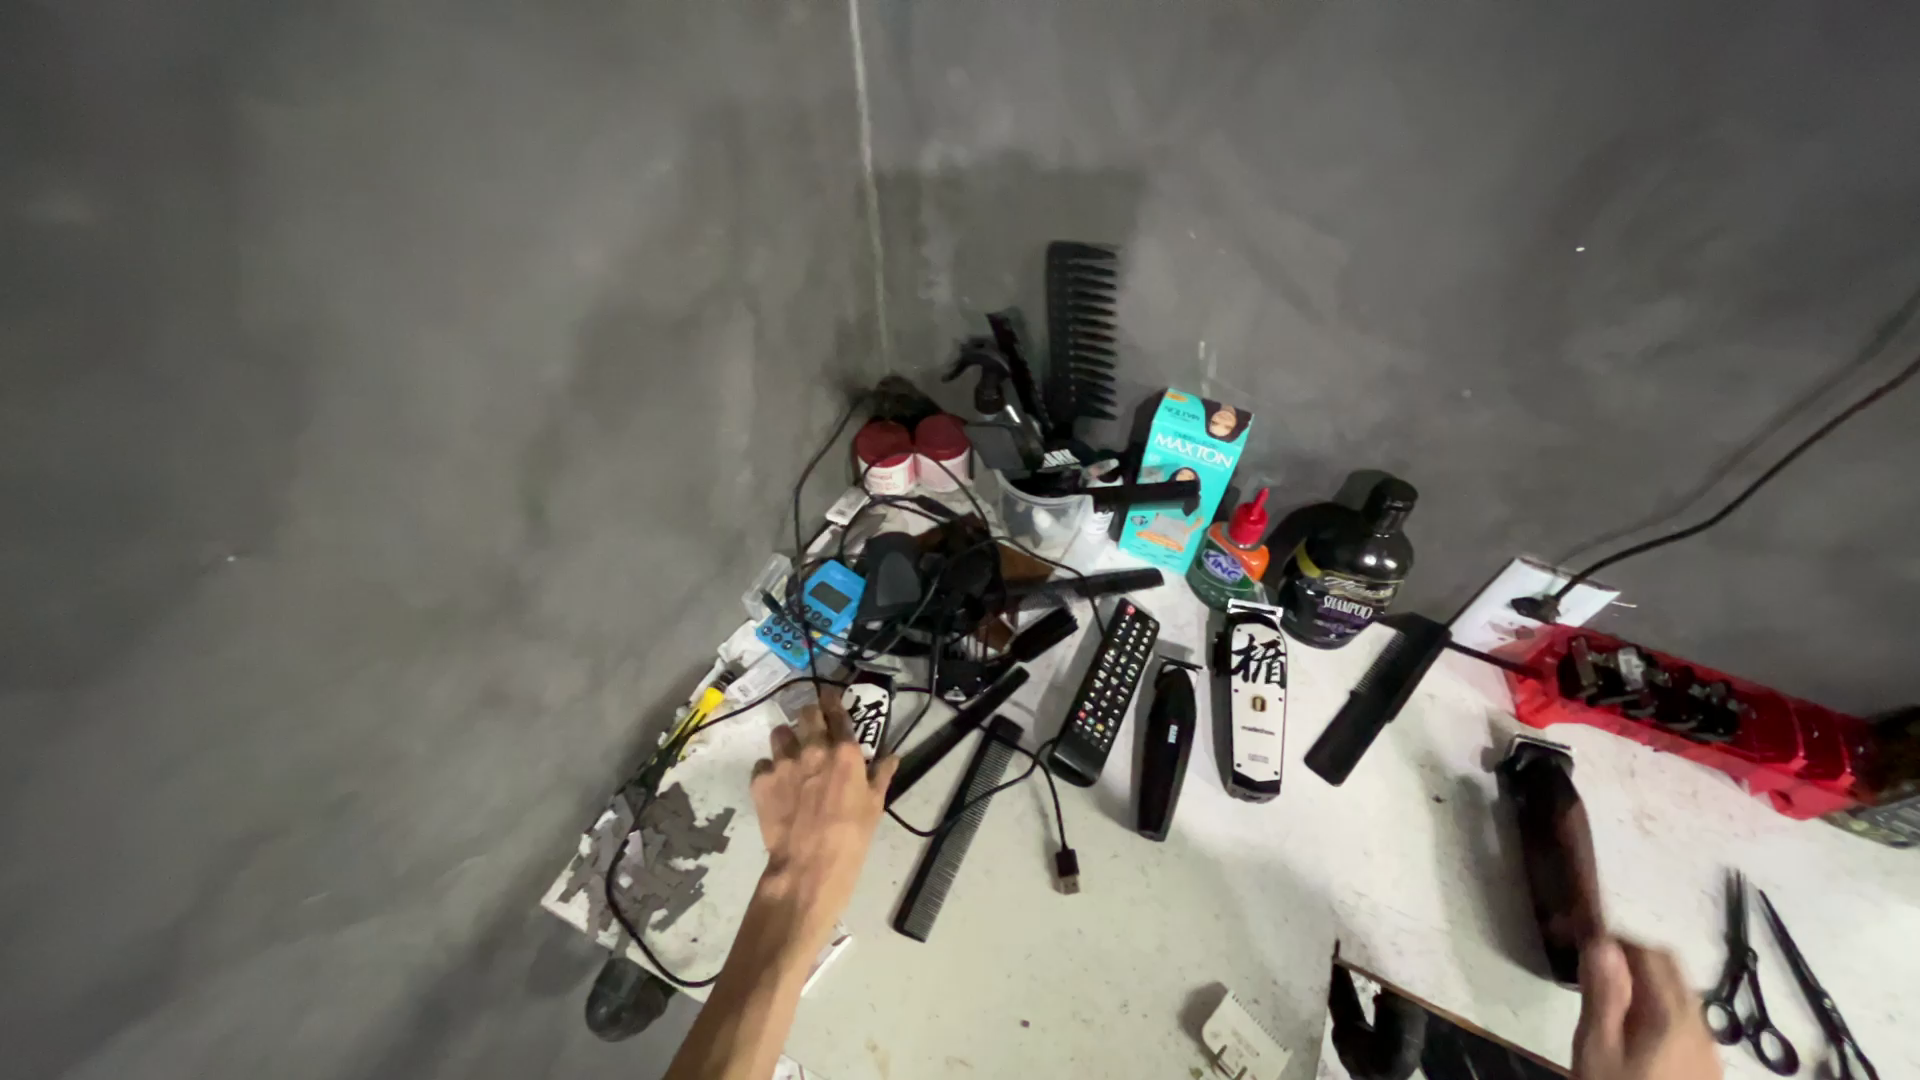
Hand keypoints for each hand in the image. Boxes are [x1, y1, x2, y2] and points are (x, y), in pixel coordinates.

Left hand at [748, 688, 897, 953]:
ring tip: (791, 754)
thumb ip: (881, 775)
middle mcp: (813, 749)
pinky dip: (769, 770)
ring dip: (787, 739)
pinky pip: (762, 764)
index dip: (834, 700)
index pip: (838, 712)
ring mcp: (784, 763)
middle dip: (810, 715)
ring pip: (780, 733)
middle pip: (806, 713)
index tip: (831, 696)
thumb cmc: (852, 837)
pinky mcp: (761, 781)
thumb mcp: (875, 805)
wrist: (809, 866)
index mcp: (845, 752)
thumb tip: (892, 757)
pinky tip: (776, 784)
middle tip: (812, 726)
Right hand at [1574, 937, 1721, 1079]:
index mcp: (1670, 1018)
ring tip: (1597, 979)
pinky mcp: (1704, 1063)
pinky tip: (1625, 1013)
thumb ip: (1603, 994)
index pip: (1647, 952)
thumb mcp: (1597, 1047)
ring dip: (1639, 971)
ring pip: (1677, 987)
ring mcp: (1706, 1047)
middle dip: (1625, 948)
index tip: (1568, 931)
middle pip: (1668, 965)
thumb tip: (1601, 942)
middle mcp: (1698, 1026)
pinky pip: (1682, 1012)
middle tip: (1581, 951)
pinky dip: (1652, 995)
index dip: (1608, 932)